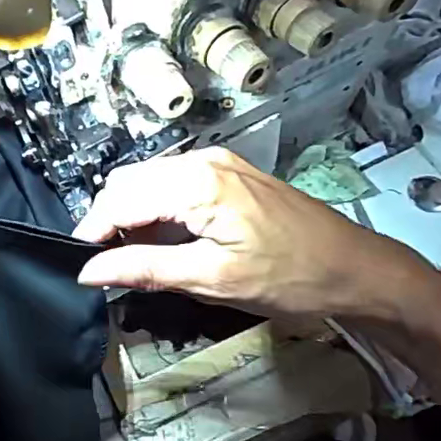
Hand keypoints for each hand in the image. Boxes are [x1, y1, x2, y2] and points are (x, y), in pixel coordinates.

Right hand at [73, 147, 437, 323]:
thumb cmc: (290, 278)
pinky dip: (156, 208)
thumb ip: (145, 268)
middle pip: (128, 182)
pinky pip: (171, 182)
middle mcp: (201, 161)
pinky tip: (166, 238)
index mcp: (196, 183)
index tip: (81, 263)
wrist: (359, 269)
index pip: (121, 200)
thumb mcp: (212, 279)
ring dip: (132, 214)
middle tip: (110, 263)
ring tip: (138, 255)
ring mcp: (217, 162)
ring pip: (147, 180)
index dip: (94, 230)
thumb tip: (90, 271)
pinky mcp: (227, 172)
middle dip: (110, 220)